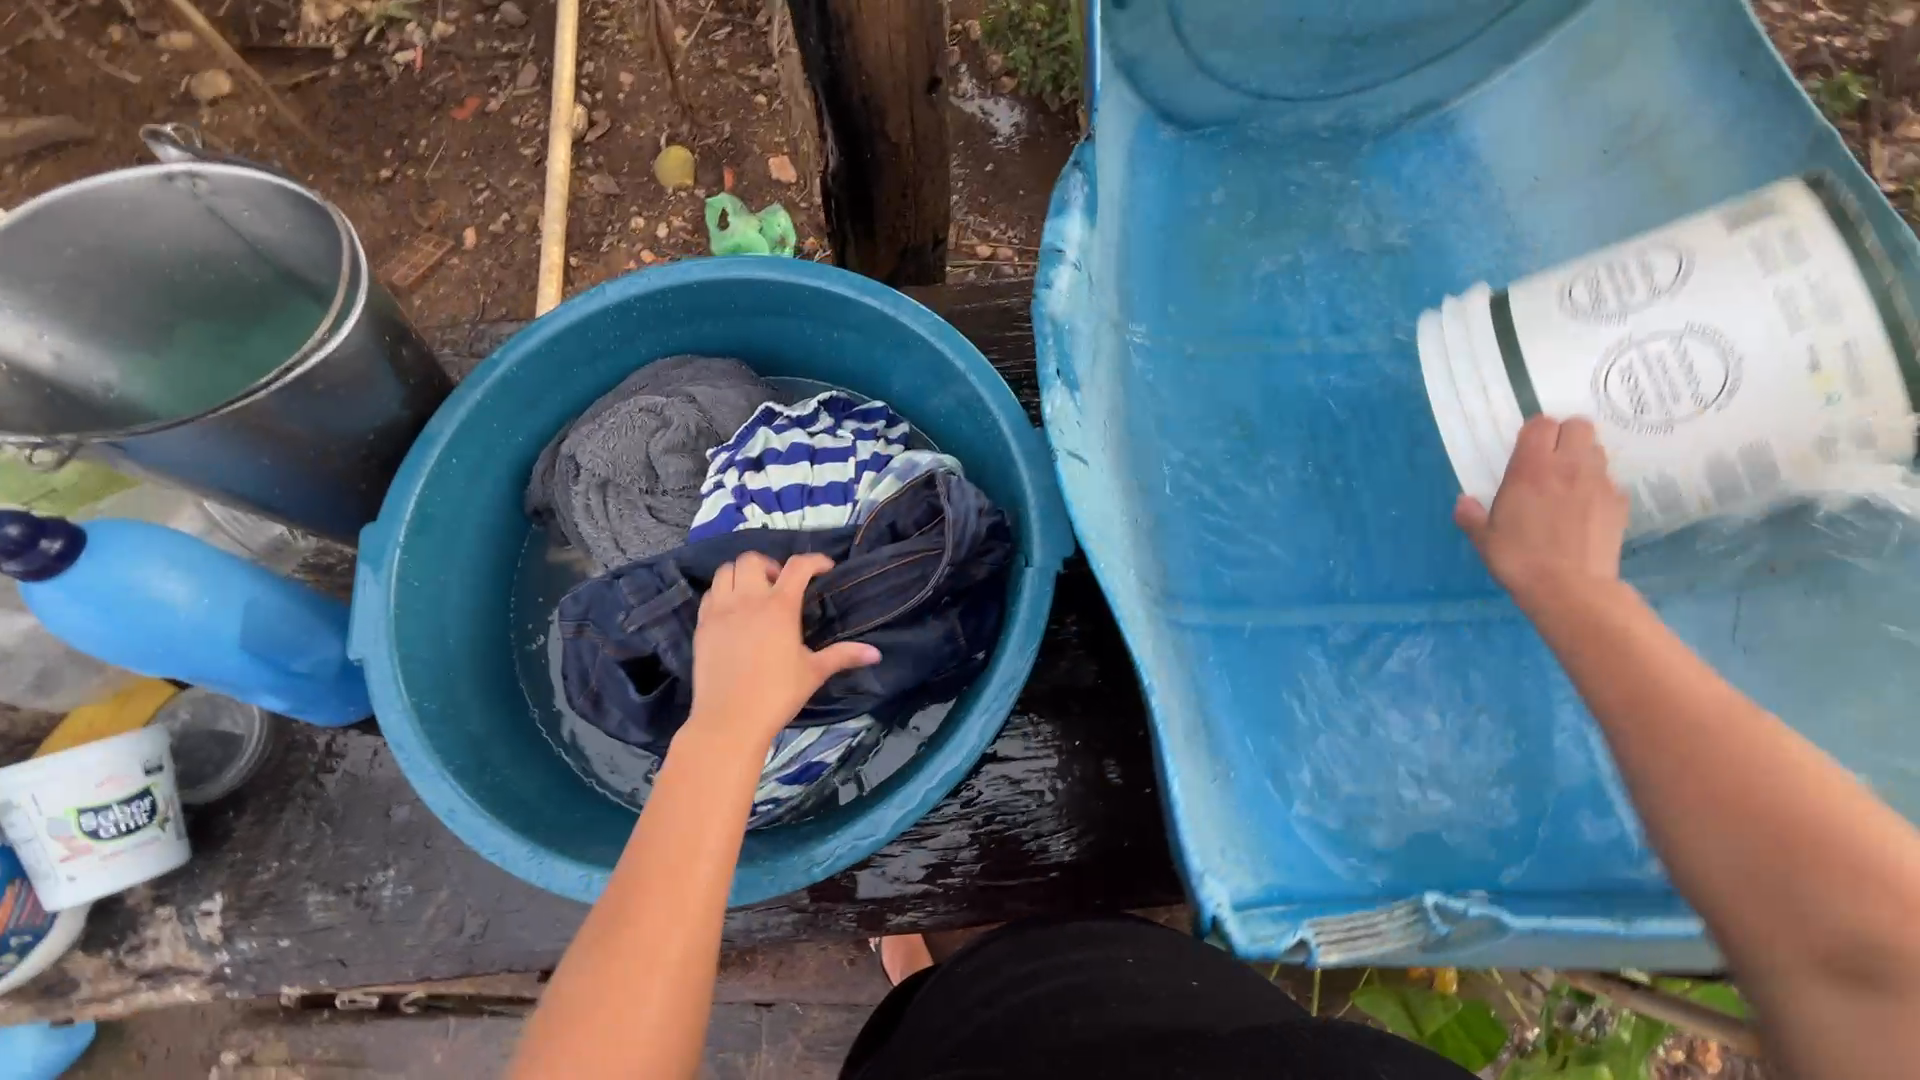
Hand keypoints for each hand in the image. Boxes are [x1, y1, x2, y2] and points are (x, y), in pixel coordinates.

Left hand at [684, 553, 881, 751]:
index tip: (825, 568)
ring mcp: (720, 611)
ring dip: (742, 574)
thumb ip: (844, 656)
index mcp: (779, 607)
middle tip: (780, 585)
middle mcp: (747, 600)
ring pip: (726, 570)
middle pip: (753, 559)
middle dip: (769, 565)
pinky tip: (732, 611)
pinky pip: (710, 593)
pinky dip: (722, 592)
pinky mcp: (702, 625)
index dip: (815, 561)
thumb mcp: (814, 672)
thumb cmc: (777, 694)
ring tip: (754, 594)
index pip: (798, 566)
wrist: (729, 720)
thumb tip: (876, 653)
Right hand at [1455, 415, 1630, 610]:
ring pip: (1596, 450)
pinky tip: (1583, 510)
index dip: (1533, 432)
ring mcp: (1599, 483)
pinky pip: (1608, 480)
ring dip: (1581, 457)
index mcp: (1531, 469)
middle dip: (1563, 435)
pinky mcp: (1619, 502)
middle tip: (1548, 458)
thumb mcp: (1483, 538)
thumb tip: (1464, 502)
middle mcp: (1569, 467)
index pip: (1541, 424)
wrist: (1570, 588)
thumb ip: (1471, 515)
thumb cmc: (1518, 559)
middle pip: (1578, 426)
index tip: (1524, 448)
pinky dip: (1595, 486)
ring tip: (1566, 482)